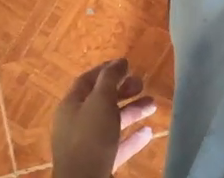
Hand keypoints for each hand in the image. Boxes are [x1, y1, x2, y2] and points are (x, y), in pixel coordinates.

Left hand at [52, 59, 157, 177]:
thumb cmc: (90, 137)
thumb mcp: (100, 100)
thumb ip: (110, 78)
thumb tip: (119, 61)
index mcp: (71, 105)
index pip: (87, 80)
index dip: (106, 69)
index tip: (127, 63)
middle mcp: (76, 123)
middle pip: (101, 100)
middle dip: (123, 90)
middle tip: (142, 84)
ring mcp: (87, 145)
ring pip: (112, 122)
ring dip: (132, 111)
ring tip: (153, 105)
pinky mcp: (98, 162)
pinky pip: (117, 145)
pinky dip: (132, 137)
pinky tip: (148, 132)